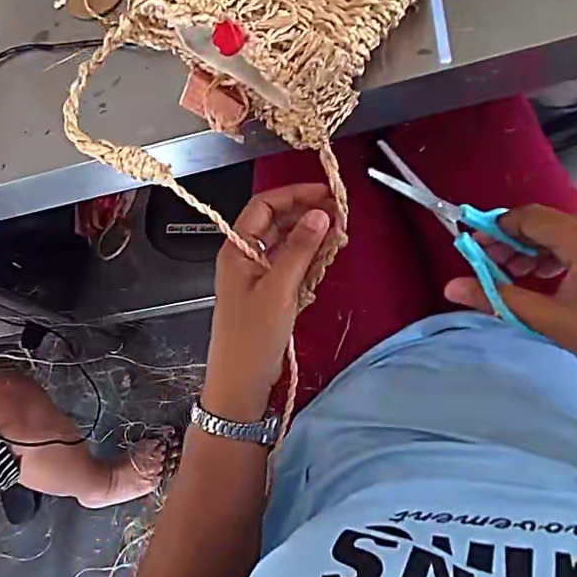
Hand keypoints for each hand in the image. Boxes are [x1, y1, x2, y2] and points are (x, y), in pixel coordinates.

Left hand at [204, 184, 335, 419]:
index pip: (264, 205)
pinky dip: (308, 259)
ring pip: (286, 243)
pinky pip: (290, 264)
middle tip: (340, 215)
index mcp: (237, 248)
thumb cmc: (252, 337)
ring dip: (311, 238)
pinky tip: (325, 259)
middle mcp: (245, 255)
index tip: (325, 193)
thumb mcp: (279, 288)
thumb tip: (320, 214)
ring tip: (338, 236)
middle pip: (277, 222)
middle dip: (307, 215)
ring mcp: (257, 274)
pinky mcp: (269, 292)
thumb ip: (300, 249)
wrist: (241, 382)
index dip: (294, 194)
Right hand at [443, 206, 576, 396]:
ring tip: (525, 280)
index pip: (530, 217)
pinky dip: (572, 257)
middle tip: (494, 268)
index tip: (475, 247)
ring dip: (544, 251)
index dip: (496, 229)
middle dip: (518, 243)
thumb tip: (454, 287)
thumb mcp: (557, 324)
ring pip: (576, 234)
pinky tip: (564, 283)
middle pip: (552, 224)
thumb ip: (501, 299)